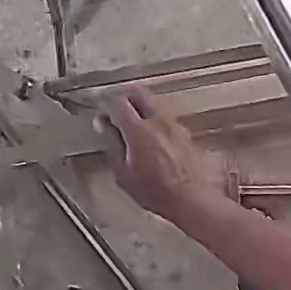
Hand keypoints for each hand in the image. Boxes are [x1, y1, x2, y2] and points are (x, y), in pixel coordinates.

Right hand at [100, 86, 225, 223]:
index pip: (118, 102)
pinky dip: (152, 116)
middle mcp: (158, 122)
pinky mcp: (182, 130)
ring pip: (153, 100)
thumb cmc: (157, 191)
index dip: (106, 105)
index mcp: (139, 131)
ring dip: (139, 104)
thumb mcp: (123, 173)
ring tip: (129, 120)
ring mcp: (173, 124)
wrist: (188, 197)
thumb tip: (105, 127)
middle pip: (139, 92)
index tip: (101, 115)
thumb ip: (112, 144)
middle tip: (114, 107)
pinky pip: (164, 114)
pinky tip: (148, 132)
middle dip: (124, 96)